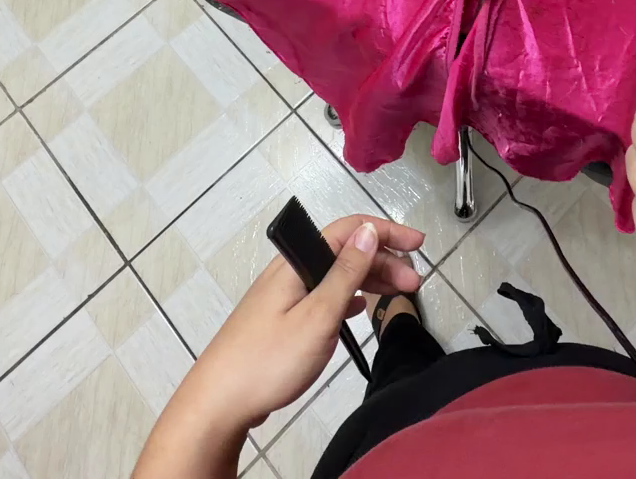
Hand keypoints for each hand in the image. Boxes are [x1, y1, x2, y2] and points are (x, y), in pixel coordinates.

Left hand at [171, 215, 424, 435]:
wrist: (218, 404)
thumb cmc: (268, 359)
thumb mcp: (317, 315)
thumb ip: (345, 272)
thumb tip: (369, 231)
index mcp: (298, 262)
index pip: (349, 230)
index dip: (386, 231)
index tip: (418, 242)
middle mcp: (293, 271)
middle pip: (345, 252)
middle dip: (384, 260)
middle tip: (415, 281)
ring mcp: (288, 294)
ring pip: (337, 275)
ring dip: (371, 280)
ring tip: (400, 294)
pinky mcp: (286, 318)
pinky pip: (326, 295)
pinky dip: (350, 297)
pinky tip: (363, 306)